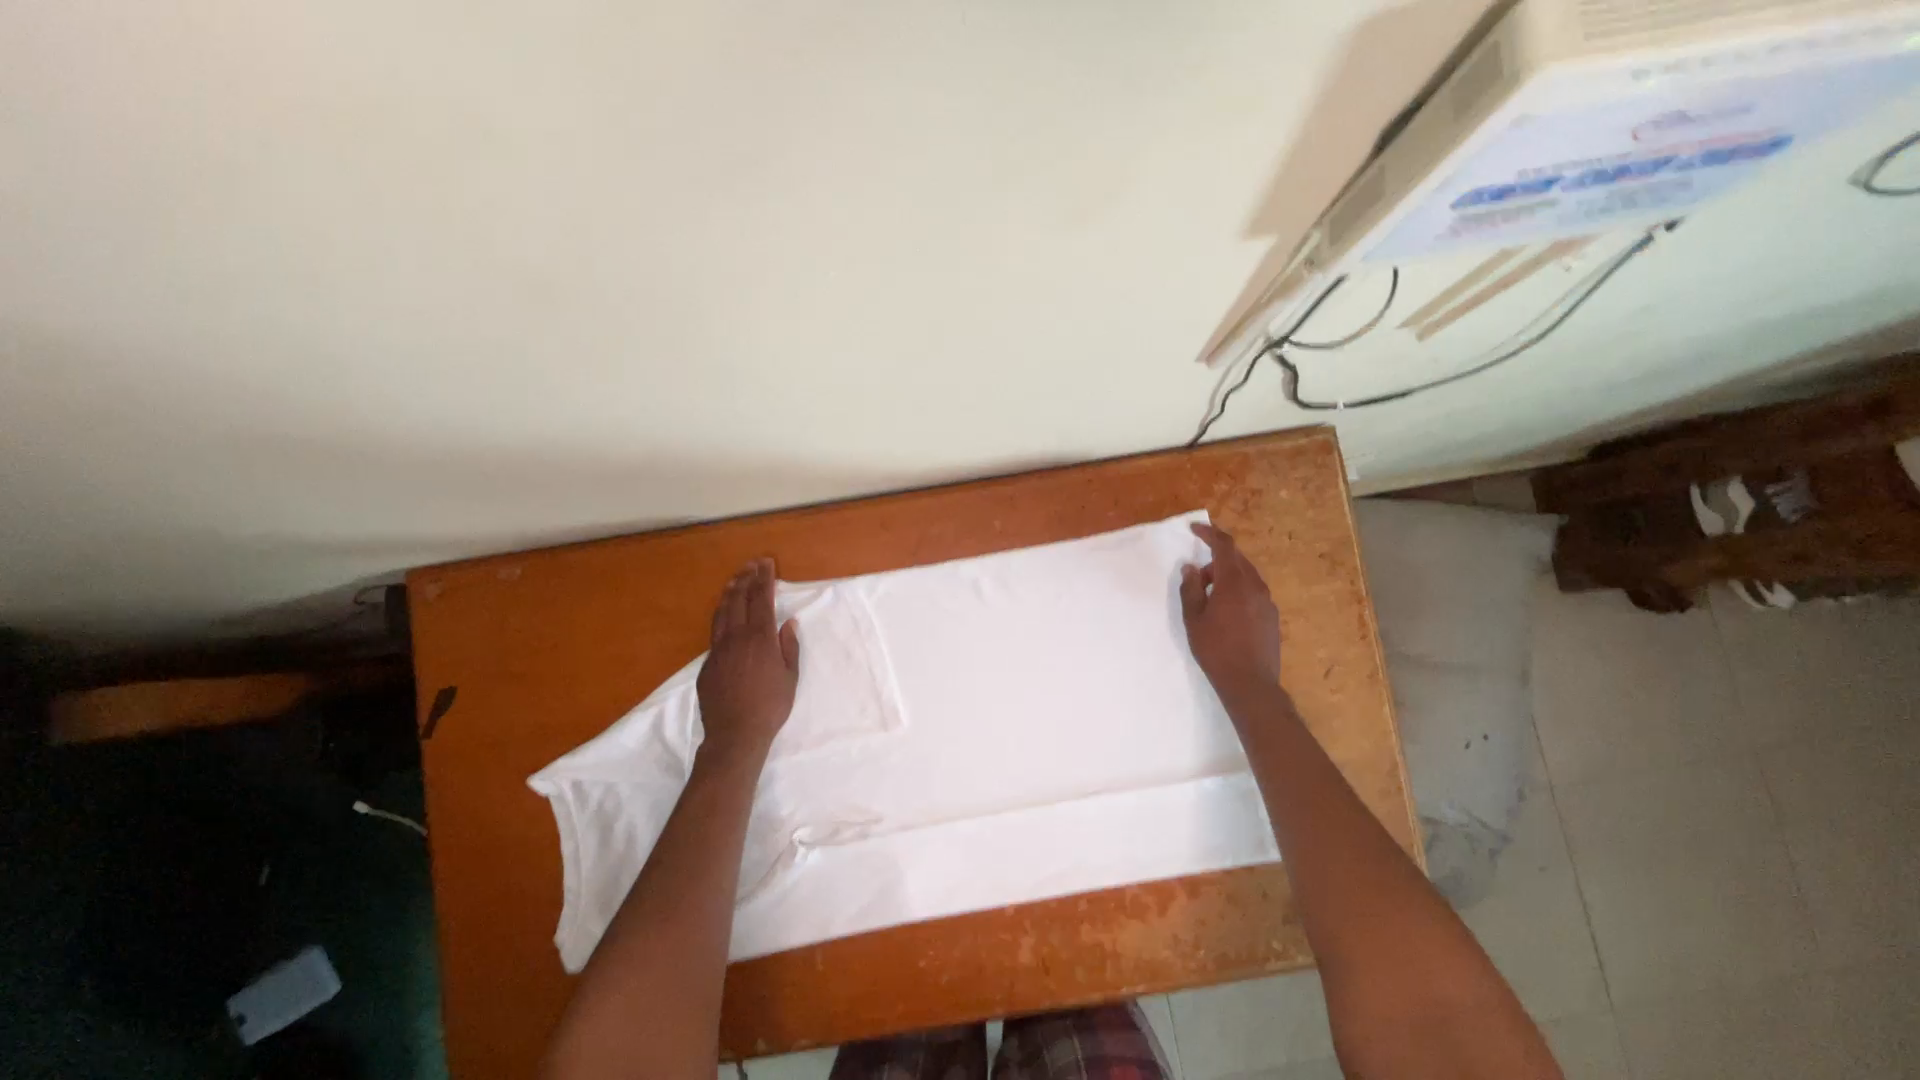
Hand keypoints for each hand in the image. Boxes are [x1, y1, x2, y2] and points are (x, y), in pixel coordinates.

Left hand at [695, 558, 800, 760]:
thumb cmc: (771, 706)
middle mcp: (736, 637)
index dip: (764, 578)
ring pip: (721, 613)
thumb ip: (788, 647)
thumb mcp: (790, 677)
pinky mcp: (707, 664)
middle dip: (746, 578)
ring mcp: (718, 650)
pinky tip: (725, 617)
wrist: (735, 733)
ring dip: (729, 594)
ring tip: (734, 581)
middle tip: (751, 565)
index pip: (762, 598)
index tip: (766, 563)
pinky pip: (714, 634)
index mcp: (760, 638)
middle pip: (739, 599)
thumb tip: (787, 624)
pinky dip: (721, 618)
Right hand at [1180, 523, 1282, 697]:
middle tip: (1197, 577)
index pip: (1224, 546)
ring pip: (1246, 576)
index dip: (1210, 533)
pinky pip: (1254, 591)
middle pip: (1237, 559)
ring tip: (1209, 598)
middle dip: (1216, 559)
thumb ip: (1191, 589)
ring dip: (1227, 576)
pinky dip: (1238, 590)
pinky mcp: (1272, 616)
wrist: (1251, 683)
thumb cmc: (1216, 650)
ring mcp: (1267, 601)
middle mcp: (1255, 586)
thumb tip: (1191, 568)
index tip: (1195, 529)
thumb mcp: (1194, 619)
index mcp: (1234, 582)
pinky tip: (1227, 612)